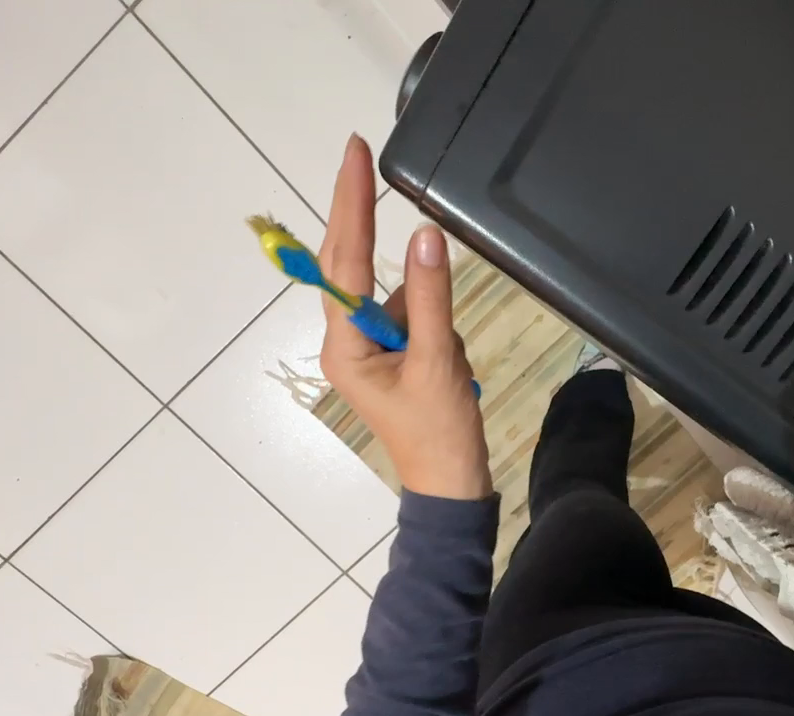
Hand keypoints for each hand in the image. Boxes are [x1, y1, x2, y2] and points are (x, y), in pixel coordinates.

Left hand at [317, 135, 489, 499]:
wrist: (451, 485)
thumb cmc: (440, 432)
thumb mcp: (438, 361)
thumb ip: (431, 297)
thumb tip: (424, 234)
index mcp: (345, 346)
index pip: (342, 262)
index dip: (349, 205)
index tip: (355, 154)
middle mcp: (346, 342)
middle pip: (349, 267)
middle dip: (359, 218)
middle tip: (361, 156)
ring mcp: (369, 350)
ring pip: (390, 296)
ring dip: (423, 309)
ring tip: (445, 363)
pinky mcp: (391, 357)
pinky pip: (409, 318)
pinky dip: (433, 323)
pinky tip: (449, 362)